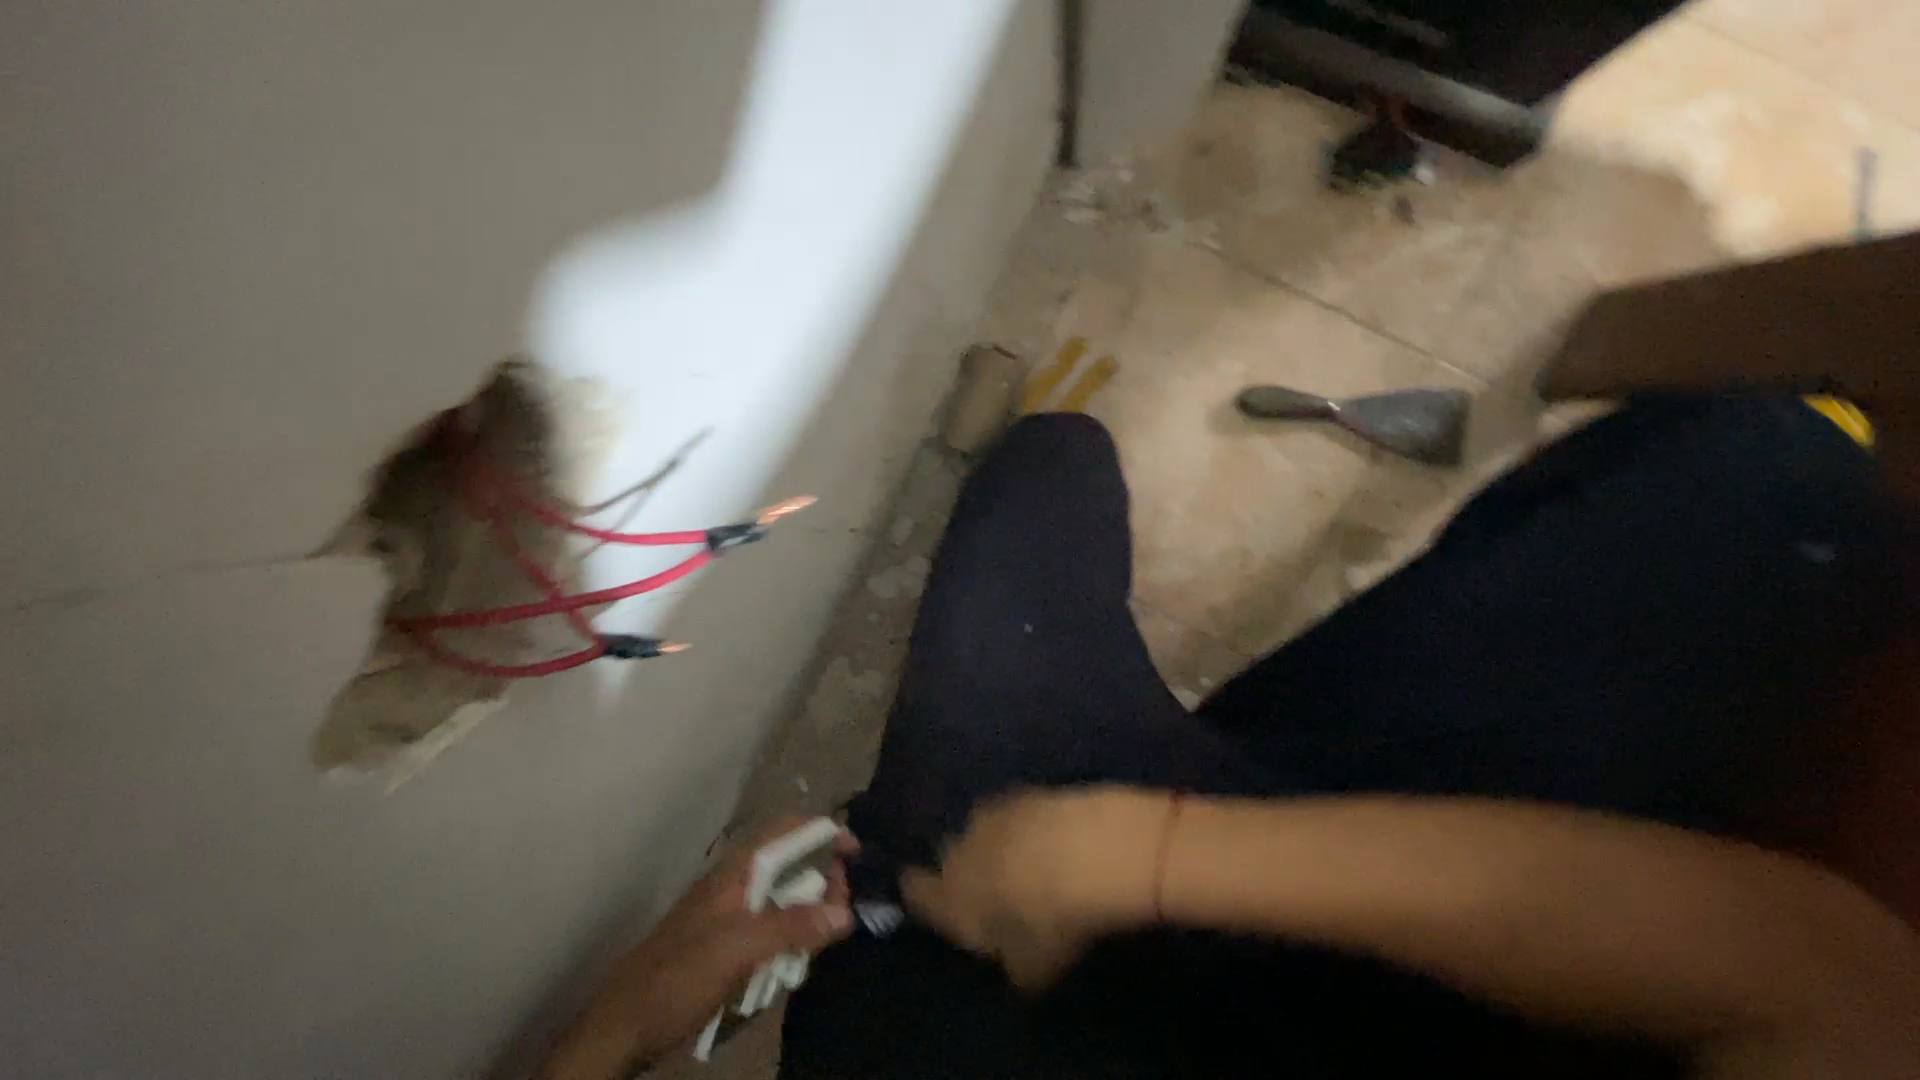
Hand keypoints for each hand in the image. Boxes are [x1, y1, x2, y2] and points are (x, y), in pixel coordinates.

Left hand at [539, 818, 856, 1079]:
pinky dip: (787, 938)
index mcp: (735, 872)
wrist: (620, 1027)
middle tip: (841, 912)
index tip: (857, 854)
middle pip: (790, 863)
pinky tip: (791, 964)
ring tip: (821, 941)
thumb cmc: (678, 977)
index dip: (824, 832)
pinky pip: (768, 929)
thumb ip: (792, 926)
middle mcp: (733, 884)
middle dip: (822, 880)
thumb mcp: (739, 950)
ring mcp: (726, 914)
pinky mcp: (722, 945)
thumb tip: (845, 911)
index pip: (787, 830)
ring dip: (806, 913)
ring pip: (781, 898)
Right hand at [901, 786, 1172, 989]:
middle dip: (965, 869)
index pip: (915, 893)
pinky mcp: (1026, 790)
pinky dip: (1028, 824)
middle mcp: (958, 849)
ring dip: (997, 843)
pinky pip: (1016, 811)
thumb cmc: (1048, 922)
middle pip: (949, 857)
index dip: (921, 897)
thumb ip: (1012, 966)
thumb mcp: (1032, 969)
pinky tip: (1053, 838)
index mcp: (948, 896)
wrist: (1088, 851)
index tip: (932, 902)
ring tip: (1027, 861)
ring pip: (982, 829)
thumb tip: (1014, 964)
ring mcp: (992, 813)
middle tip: (993, 888)